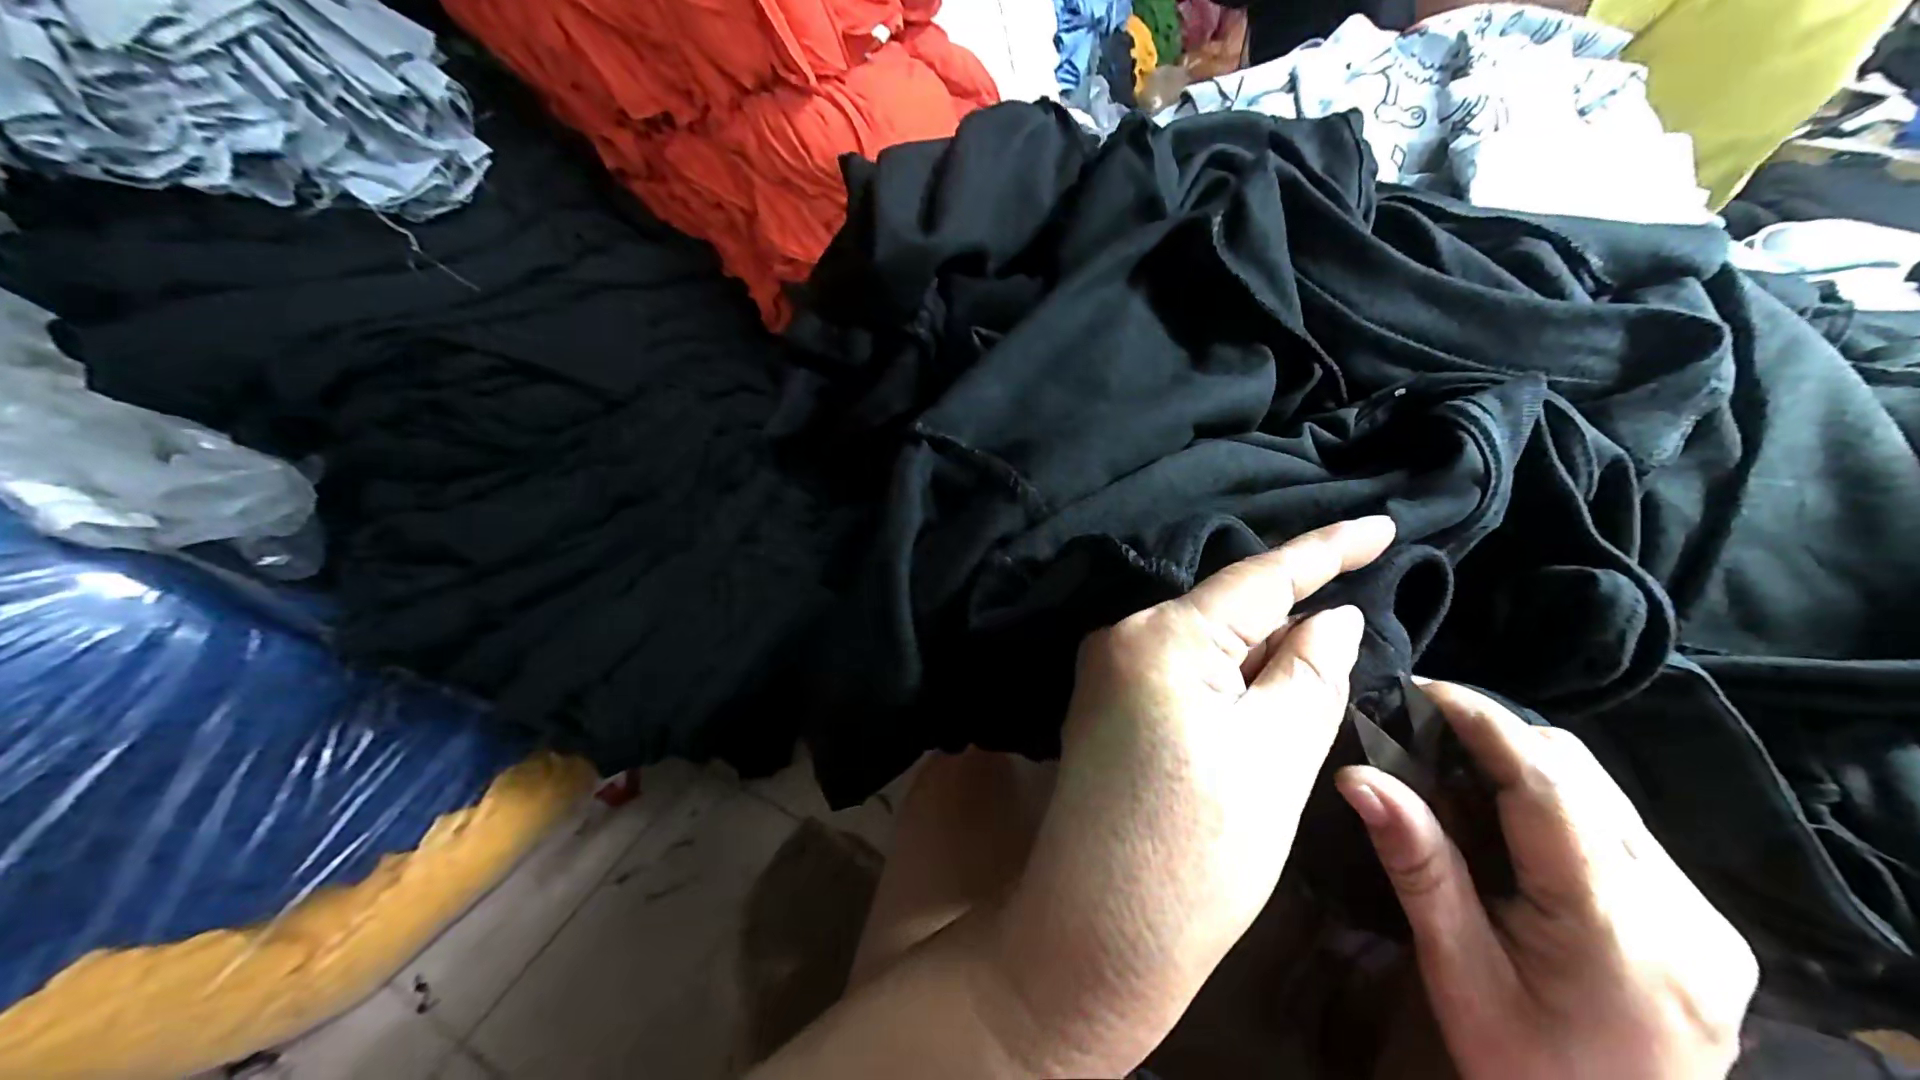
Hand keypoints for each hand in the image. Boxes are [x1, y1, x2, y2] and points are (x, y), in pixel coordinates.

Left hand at [991, 515, 1395, 1072]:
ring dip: (1260, 650)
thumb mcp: (1277, 755)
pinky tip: (1259, 693)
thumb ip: (1310, 670)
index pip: (1258, 577)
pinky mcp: (1104, 705)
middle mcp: (1120, 636)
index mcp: (1160, 635)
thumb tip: (1331, 616)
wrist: (1098, 932)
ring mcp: (1104, 671)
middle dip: (1290, 613)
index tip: (1379, 522)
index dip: (1326, 550)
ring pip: (1204, 641)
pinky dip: (1226, 677)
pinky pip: (1179, 669)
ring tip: (1318, 662)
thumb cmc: (1199, 852)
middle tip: (1357, 610)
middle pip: (1225, 608)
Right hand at [1338, 682, 1757, 1079]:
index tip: (1422, 687)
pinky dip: (1558, 801)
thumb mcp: (1456, 969)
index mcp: (1615, 926)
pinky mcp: (1705, 922)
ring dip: (1528, 767)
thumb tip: (1356, 776)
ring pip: (1607, 796)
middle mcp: (1681, 908)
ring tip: (1457, 769)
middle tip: (1424, 732)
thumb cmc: (1521, 1064)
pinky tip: (1511, 823)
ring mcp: (1704, 915)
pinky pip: (1621, 828)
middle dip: (1500, 738)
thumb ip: (1417, 866)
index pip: (1550, 787)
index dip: (1485, 723)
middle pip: (1584, 778)